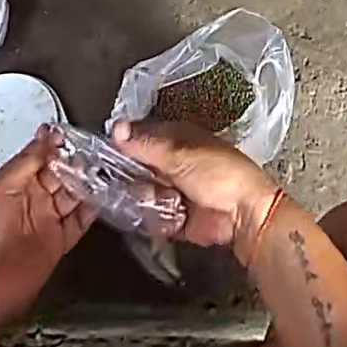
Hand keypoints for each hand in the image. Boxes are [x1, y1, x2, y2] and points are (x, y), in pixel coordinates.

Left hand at [0, 129, 95, 332]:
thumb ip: (27, 161)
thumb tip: (47, 133)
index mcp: (15, 183)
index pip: (43, 155)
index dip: (61, 144)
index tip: (78, 134)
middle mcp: (33, 199)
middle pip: (63, 173)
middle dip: (80, 161)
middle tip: (99, 151)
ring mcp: (47, 221)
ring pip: (75, 194)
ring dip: (90, 182)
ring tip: (108, 169)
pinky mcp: (59, 243)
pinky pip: (81, 221)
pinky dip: (94, 209)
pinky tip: (106, 196)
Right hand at [113, 120, 279, 263]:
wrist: (243, 213)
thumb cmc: (219, 174)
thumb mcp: (179, 155)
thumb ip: (146, 144)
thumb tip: (117, 128)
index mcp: (176, 138)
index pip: (140, 138)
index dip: (122, 146)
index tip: (104, 157)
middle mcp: (171, 162)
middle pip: (136, 169)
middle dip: (133, 179)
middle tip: (141, 182)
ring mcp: (172, 189)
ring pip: (140, 194)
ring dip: (146, 199)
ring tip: (164, 199)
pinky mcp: (173, 215)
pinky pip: (150, 217)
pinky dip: (154, 219)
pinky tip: (165, 215)